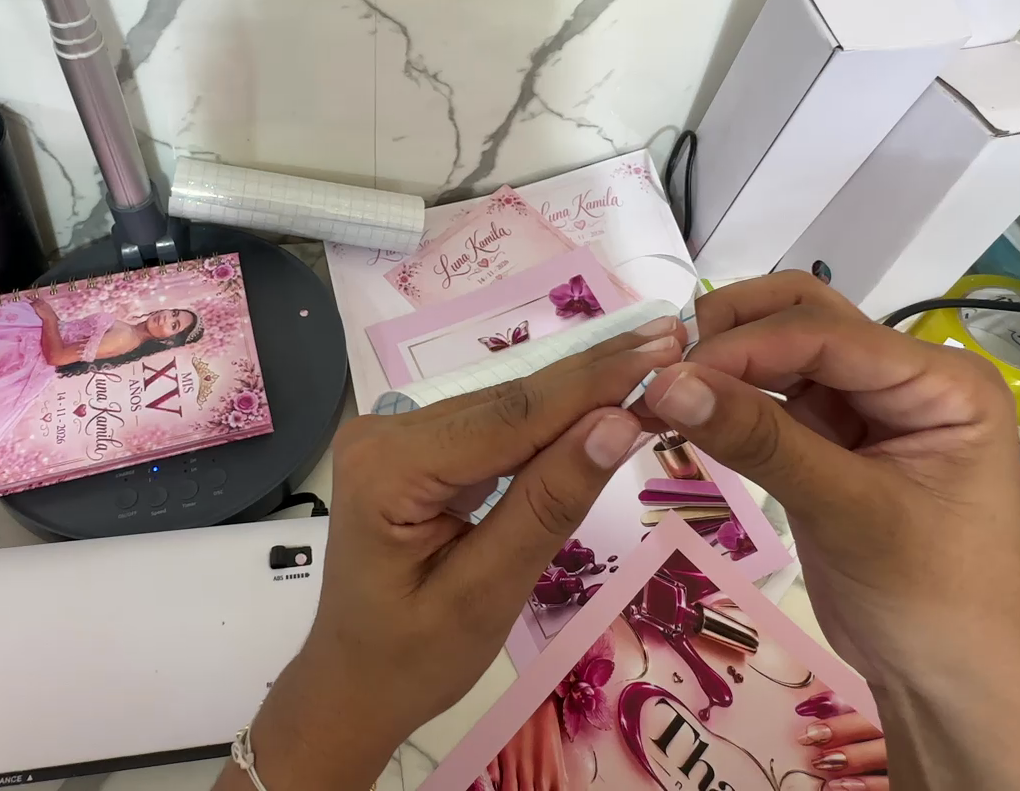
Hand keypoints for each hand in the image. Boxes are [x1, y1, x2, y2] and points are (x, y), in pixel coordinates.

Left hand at [216, 317, 684, 790]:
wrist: (351, 682)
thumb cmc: (413, 660)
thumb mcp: (488, 594)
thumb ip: (548, 504)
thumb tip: (616, 424)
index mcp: (389, 467)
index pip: (509, 415)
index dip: (591, 383)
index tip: (663, 350)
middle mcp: (383, 431)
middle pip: (505, 400)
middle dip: (591, 374)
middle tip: (669, 337)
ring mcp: (391, 434)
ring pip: (499, 405)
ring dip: (574, 389)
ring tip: (645, 362)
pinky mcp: (408, 445)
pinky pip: (486, 424)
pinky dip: (543, 417)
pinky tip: (591, 399)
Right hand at [639, 272, 1019, 789]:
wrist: (954, 689)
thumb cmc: (931, 600)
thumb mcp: (847, 513)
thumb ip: (758, 440)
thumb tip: (664, 383)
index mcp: (938, 380)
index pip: (824, 331)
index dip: (743, 347)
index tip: (669, 377)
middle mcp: (900, 376)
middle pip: (800, 317)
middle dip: (731, 333)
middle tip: (668, 370)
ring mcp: (862, 404)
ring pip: (777, 350)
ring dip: (720, 363)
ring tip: (663, 393)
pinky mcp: (826, 435)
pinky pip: (767, 395)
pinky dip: (724, 398)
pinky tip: (684, 414)